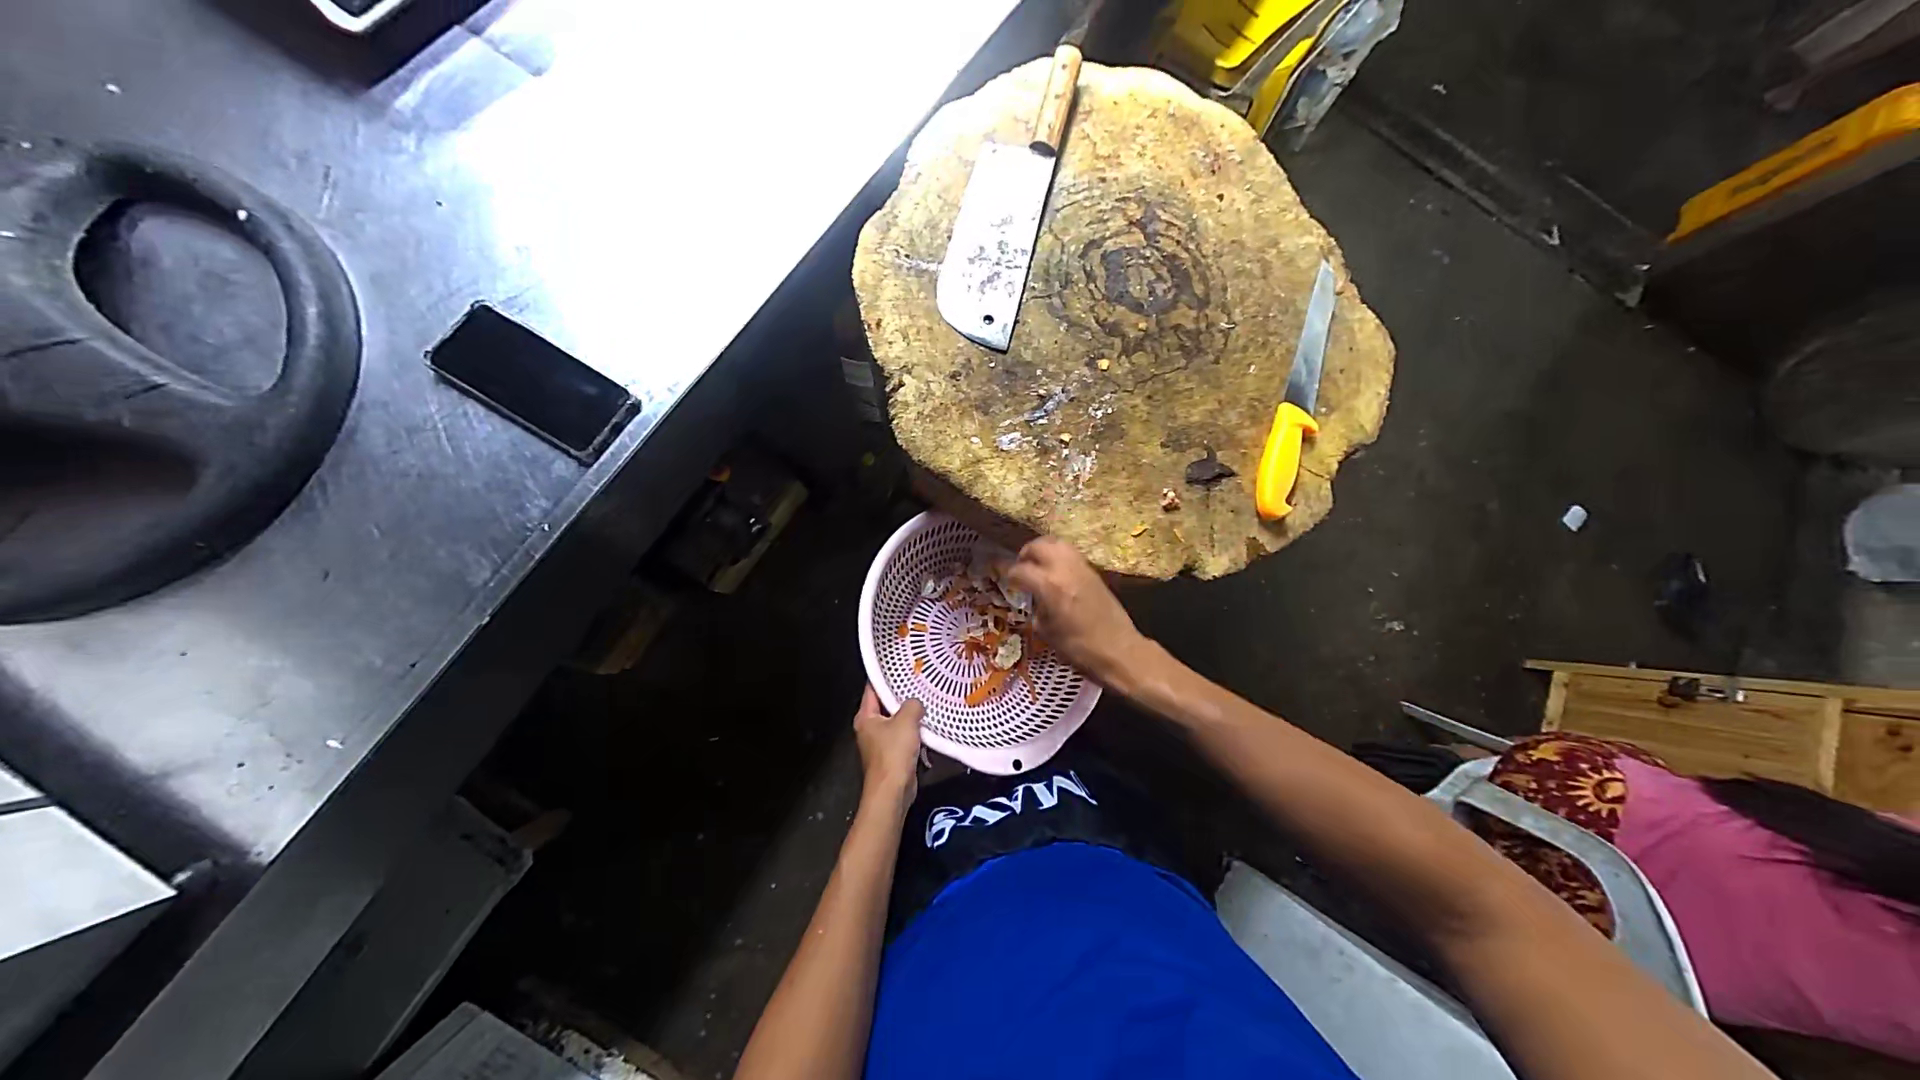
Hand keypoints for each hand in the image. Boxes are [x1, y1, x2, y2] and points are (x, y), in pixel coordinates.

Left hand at [853, 685, 922, 805]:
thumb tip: (916, 703)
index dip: (885, 676)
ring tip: (926, 702)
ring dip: (910, 716)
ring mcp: (879, 742)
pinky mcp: (890, 755)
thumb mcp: (906, 721)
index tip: (900, 666)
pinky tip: (927, 727)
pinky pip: (903, 737)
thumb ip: (913, 705)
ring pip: (896, 721)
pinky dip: (913, 732)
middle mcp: (869, 728)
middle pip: (885, 705)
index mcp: (865, 717)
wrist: (892, 791)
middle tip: (918, 683)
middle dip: (901, 696)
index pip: (872, 689)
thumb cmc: (893, 753)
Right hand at [1007, 536, 1150, 686]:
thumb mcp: (1046, 632)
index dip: (1009, 576)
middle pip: (1039, 546)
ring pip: (1057, 543)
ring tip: (1038, 566)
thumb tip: (1034, 599)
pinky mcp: (1094, 572)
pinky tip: (1056, 573)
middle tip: (1022, 568)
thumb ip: (1036, 609)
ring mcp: (1081, 568)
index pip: (1020, 570)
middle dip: (1026, 555)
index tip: (1008, 583)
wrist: (1119, 650)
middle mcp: (1064, 570)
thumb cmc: (1079, 648)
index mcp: (1049, 586)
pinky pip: (1071, 554)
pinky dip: (1059, 556)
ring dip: (1043, 550)